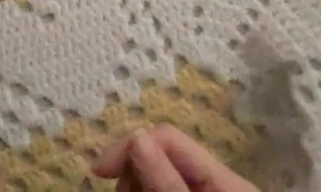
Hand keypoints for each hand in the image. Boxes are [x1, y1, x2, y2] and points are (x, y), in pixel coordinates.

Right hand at [91, 127, 258, 191]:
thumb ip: (166, 182)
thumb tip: (136, 135)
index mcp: (223, 174)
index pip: (166, 136)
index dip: (129, 144)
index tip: (97, 170)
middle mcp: (218, 178)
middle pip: (161, 153)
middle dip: (131, 167)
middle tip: (114, 190)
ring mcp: (209, 189)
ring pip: (159, 171)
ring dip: (135, 181)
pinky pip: (167, 185)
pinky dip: (145, 189)